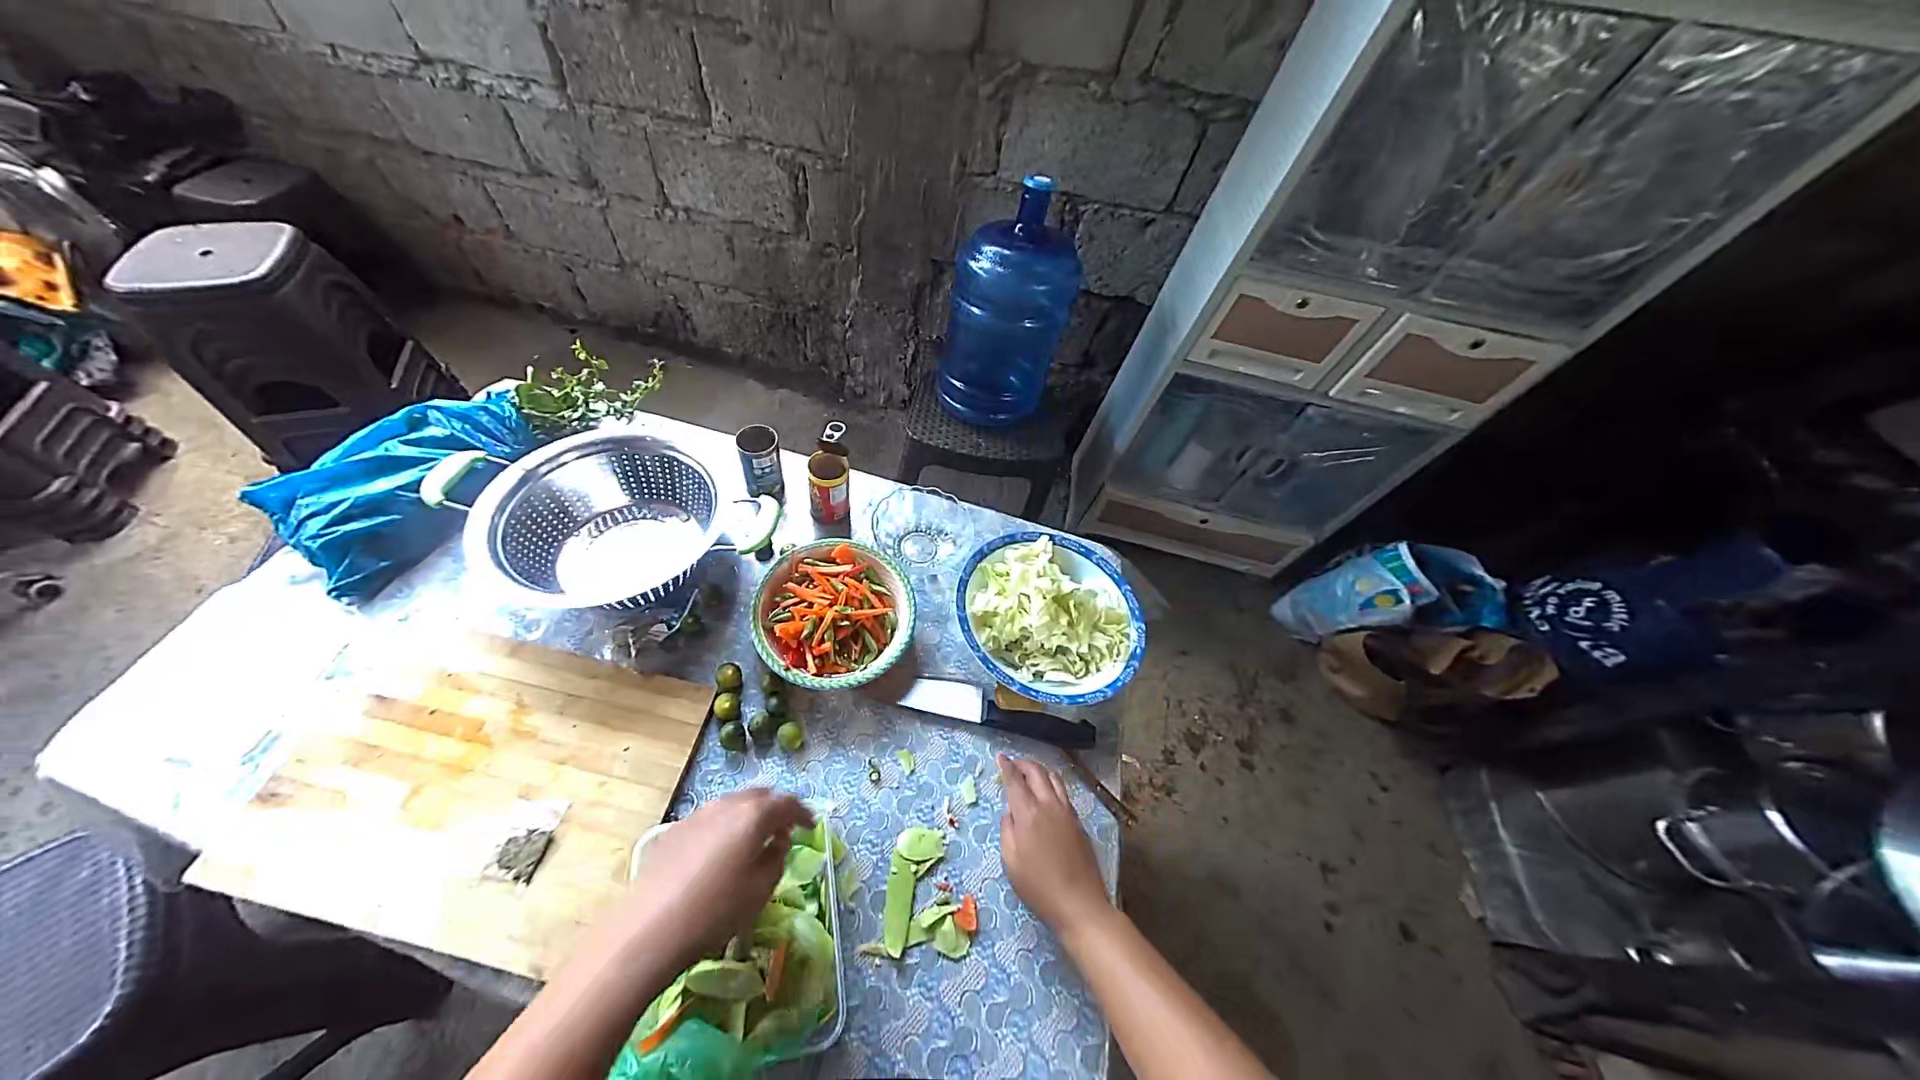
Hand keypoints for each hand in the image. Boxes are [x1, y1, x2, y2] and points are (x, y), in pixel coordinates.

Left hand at [586, 789, 812, 969]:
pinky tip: (721, 853)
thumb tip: (777, 842)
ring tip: (753, 840)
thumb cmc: (716, 910)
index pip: (788, 803)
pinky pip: (711, 819)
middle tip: (784, 829)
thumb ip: (777, 857)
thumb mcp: (762, 888)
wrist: (648, 929)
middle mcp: (727, 805)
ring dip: (748, 816)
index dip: (803, 814)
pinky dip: (725, 827)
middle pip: (759, 796)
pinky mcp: (675, 831)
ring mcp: (698, 814)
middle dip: (775, 808)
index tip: (810, 827)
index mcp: (755, 815)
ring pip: (733, 805)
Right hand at [998, 754, 1110, 934]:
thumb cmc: (1038, 886)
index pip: (1014, 780)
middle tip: (1013, 765)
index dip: (1006, 766)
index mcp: (1028, 813)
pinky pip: (1063, 792)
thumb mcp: (1010, 860)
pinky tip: (1047, 794)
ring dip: (1039, 771)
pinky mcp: (1078, 821)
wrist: (1079, 903)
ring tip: (1030, 776)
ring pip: (1054, 778)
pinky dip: (1052, 784)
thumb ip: (1007, 830)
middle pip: (1036, 772)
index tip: (1000, 757)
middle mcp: (1049, 804)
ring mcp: (1067, 811)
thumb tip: (1010, 812)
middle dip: (1022, 764)